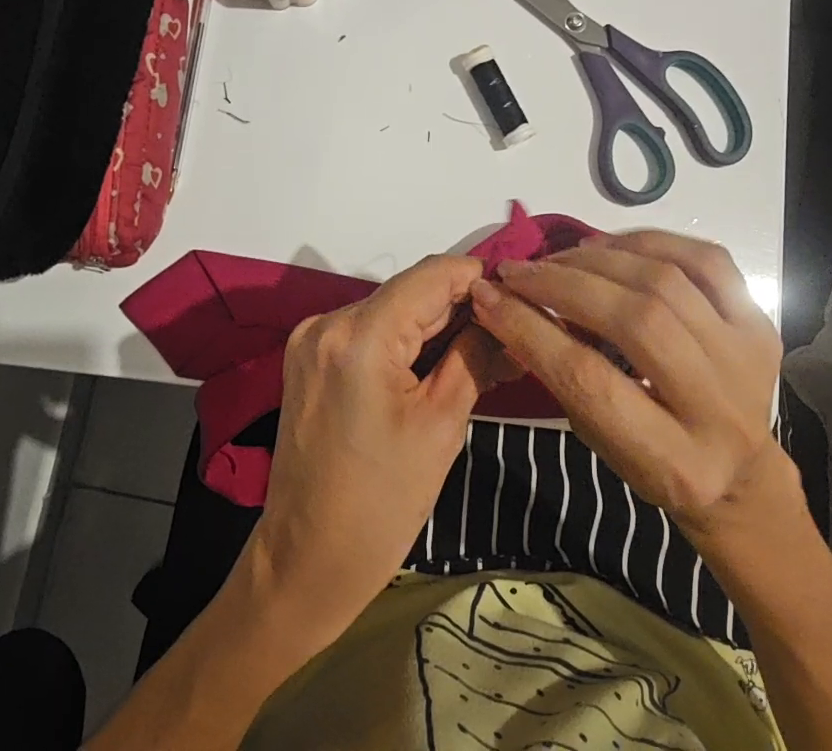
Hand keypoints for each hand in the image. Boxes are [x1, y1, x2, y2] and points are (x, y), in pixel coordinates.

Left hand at [248, 255, 506, 635]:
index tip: (522, 303)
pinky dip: (407, 344)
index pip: (433, 274)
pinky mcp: (310, 360)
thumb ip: (473, 353)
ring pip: (392, 312)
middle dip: (465, 309)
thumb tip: (505, 313)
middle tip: (516, 339)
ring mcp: (312, 340)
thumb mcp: (442, 423)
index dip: (481, 279)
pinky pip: (369, 335)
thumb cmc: (383, 501)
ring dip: (438, 328)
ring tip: (490, 357)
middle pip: (411, 292)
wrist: (309, 557)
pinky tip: (444, 366)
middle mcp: (327, 322)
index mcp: (358, 334)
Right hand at [467, 231, 782, 538]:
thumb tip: (507, 305)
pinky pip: (707, 259)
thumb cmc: (651, 461)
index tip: (487, 296)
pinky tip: (609, 246)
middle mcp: (719, 408)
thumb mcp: (596, 438)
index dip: (529, 328)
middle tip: (517, 271)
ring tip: (556, 258)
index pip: (587, 377)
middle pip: (635, 320)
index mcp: (672, 459)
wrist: (738, 471)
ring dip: (598, 260)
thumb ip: (559, 375)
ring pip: (667, 282)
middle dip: (562, 285)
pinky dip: (650, 242)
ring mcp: (748, 357)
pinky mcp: (761, 323)